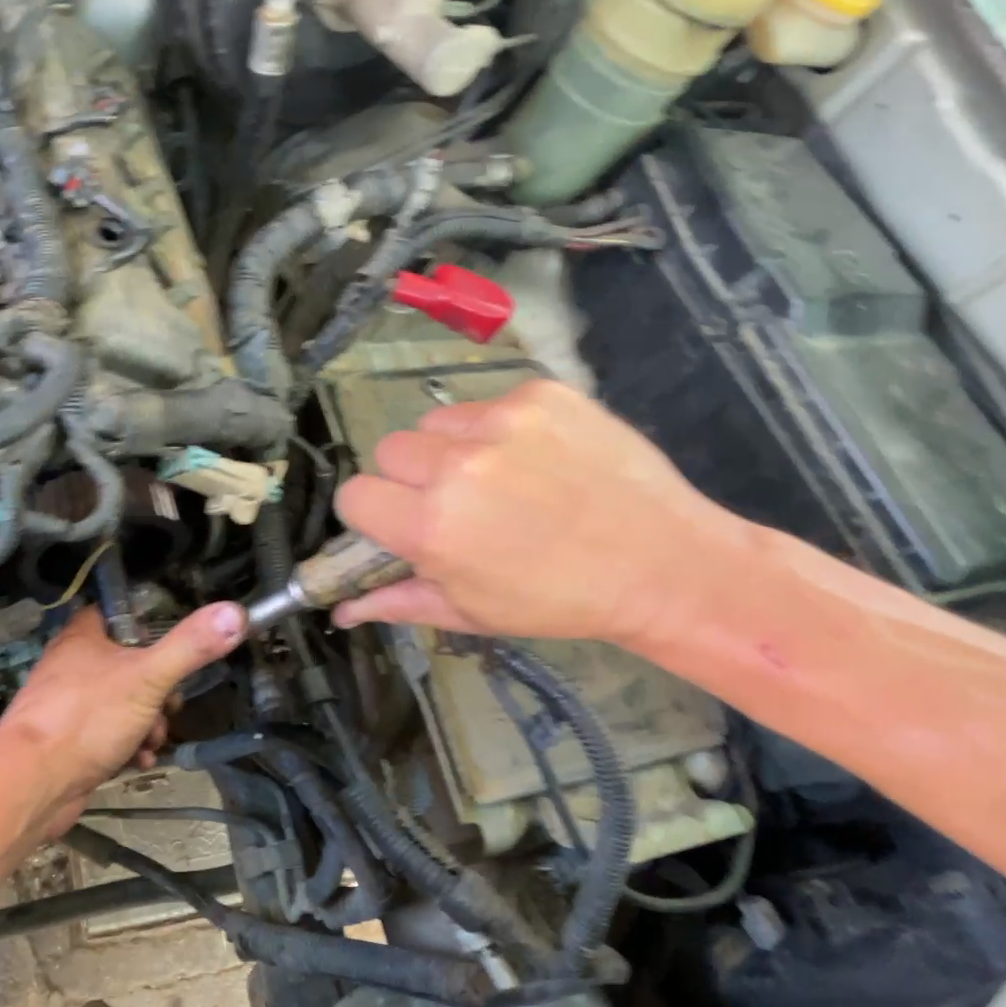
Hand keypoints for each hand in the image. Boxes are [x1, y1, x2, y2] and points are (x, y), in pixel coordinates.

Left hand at [0, 603, 245, 835]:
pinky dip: (125, 747)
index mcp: (82, 636)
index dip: (148, 627)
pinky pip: (105, 735)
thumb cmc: (86, 718)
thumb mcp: (148, 677)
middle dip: (156, 690)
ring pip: (119, 703)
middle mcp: (70, 665)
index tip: (172, 647)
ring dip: (145, 722)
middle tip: (168, 706)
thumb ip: (190, 647)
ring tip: (152, 740)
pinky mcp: (65, 741)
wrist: (32, 783)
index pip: (118, 615)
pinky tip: (137, 762)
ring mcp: (65, 704)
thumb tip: (234, 613)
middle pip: (126, 664)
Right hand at [332, 380, 751, 647]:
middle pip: (390, 450)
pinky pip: (488, 403)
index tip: (404, 521)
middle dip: (412, 477)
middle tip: (458, 502)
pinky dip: (502, 428)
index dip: (375, 511)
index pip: (354, 494)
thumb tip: (339, 610)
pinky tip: (539, 458)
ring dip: (453, 448)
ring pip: (436, 423)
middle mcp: (456, 466)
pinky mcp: (541, 394)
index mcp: (431, 526)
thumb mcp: (471, 612)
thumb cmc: (559, 600)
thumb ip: (396, 602)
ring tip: (504, 478)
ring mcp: (501, 422)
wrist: (666, 565)